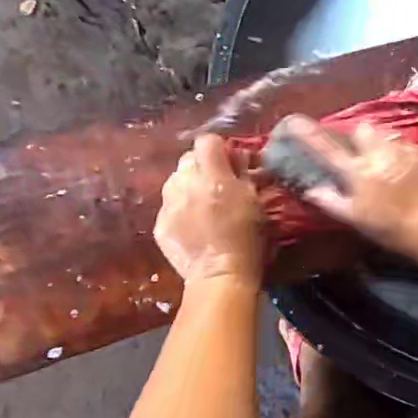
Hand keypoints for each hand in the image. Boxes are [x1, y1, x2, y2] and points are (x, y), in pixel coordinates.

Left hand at [154, 134, 263, 283]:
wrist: (220, 275)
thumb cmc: (248, 239)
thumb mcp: (257, 202)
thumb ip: (245, 176)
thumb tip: (240, 160)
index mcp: (213, 175)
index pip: (208, 141)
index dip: (221, 149)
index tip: (232, 163)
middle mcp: (185, 183)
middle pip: (189, 159)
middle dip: (203, 167)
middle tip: (219, 185)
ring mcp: (169, 204)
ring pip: (176, 181)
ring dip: (189, 187)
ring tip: (204, 206)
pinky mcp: (160, 225)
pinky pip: (169, 207)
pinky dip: (181, 211)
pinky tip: (194, 227)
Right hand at [271, 116, 417, 254]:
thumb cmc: (391, 228)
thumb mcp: (356, 219)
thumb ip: (331, 201)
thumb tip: (311, 189)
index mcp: (358, 172)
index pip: (327, 149)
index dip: (309, 135)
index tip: (294, 122)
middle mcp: (379, 154)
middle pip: (362, 128)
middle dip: (358, 135)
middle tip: (360, 152)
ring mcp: (403, 150)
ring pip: (385, 132)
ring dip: (380, 141)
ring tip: (383, 158)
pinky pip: (405, 142)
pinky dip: (399, 150)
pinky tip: (403, 165)